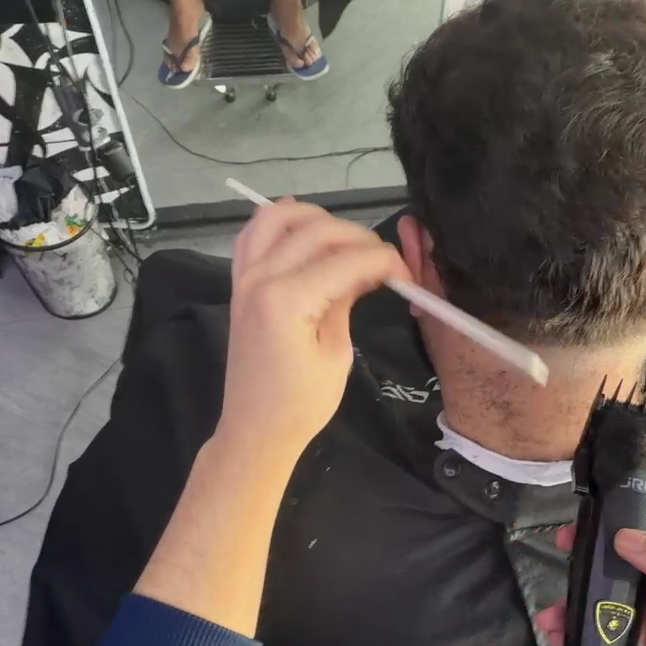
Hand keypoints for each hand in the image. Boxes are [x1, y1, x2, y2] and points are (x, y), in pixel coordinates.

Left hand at [218, 201, 410, 459]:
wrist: (255, 428)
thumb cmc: (301, 405)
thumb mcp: (337, 354)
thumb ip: (348, 300)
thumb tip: (368, 270)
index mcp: (288, 301)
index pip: (347, 260)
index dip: (385, 261)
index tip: (407, 276)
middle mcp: (262, 278)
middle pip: (318, 231)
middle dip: (360, 239)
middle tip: (385, 264)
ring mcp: (245, 276)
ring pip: (280, 217)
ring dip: (319, 219)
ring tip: (347, 242)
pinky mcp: (239, 282)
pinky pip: (254, 234)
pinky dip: (280, 222)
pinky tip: (304, 228)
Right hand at [535, 482, 645, 645]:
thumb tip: (622, 537)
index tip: (613, 496)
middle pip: (642, 538)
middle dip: (603, 537)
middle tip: (567, 542)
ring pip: (621, 579)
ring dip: (589, 585)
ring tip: (556, 600)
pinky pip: (615, 619)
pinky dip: (588, 621)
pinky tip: (562, 629)